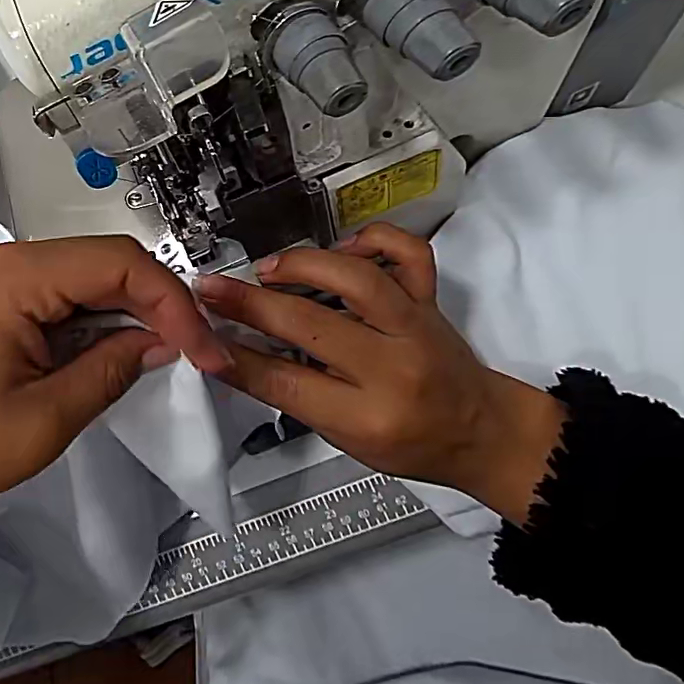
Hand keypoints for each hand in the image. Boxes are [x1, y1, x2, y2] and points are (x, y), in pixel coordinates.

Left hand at [0, 236, 230, 603]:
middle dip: (161, 303)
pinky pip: (71, 296)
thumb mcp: (44, 419)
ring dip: (136, 311)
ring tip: (171, 351)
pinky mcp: (6, 303)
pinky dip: (105, 319)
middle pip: (111, 262)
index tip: (203, 350)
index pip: (122, 264)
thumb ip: (111, 370)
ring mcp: (8, 280)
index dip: (173, 303)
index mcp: (21, 276)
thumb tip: (161, 343)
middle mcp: (16, 263)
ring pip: (95, 277)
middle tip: (196, 351)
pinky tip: (124, 348)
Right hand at [197, 224, 564, 523]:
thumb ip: (295, 394)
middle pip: (309, 326)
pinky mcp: (430, 299)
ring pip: (356, 278)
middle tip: (213, 289)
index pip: (286, 382)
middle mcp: (395, 368)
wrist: (482, 432)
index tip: (202, 334)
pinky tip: (343, 248)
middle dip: (249, 305)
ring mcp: (417, 326)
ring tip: (267, 270)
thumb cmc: (413, 444)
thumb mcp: (346, 438)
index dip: (236, 356)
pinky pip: (408, 253)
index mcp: (370, 417)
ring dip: (302, 266)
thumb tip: (239, 354)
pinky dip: (373, 239)